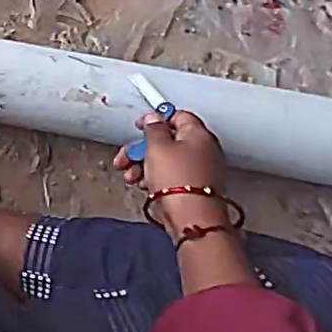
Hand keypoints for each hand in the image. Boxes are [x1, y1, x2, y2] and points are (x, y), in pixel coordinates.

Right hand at [111, 109, 231, 234]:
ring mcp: (200, 169)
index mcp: (198, 135)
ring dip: (144, 164)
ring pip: (167, 159)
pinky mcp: (194, 186)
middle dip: (143, 148)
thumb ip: (154, 129)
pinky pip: (171, 175)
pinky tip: (144, 184)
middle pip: (168, 140)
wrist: (190, 216)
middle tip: (128, 155)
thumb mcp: (157, 147)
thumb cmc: (177, 180)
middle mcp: (203, 150)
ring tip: (132, 175)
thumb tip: (154, 118)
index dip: (156, 119)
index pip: (178, 116)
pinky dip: (155, 177)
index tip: (141, 126)